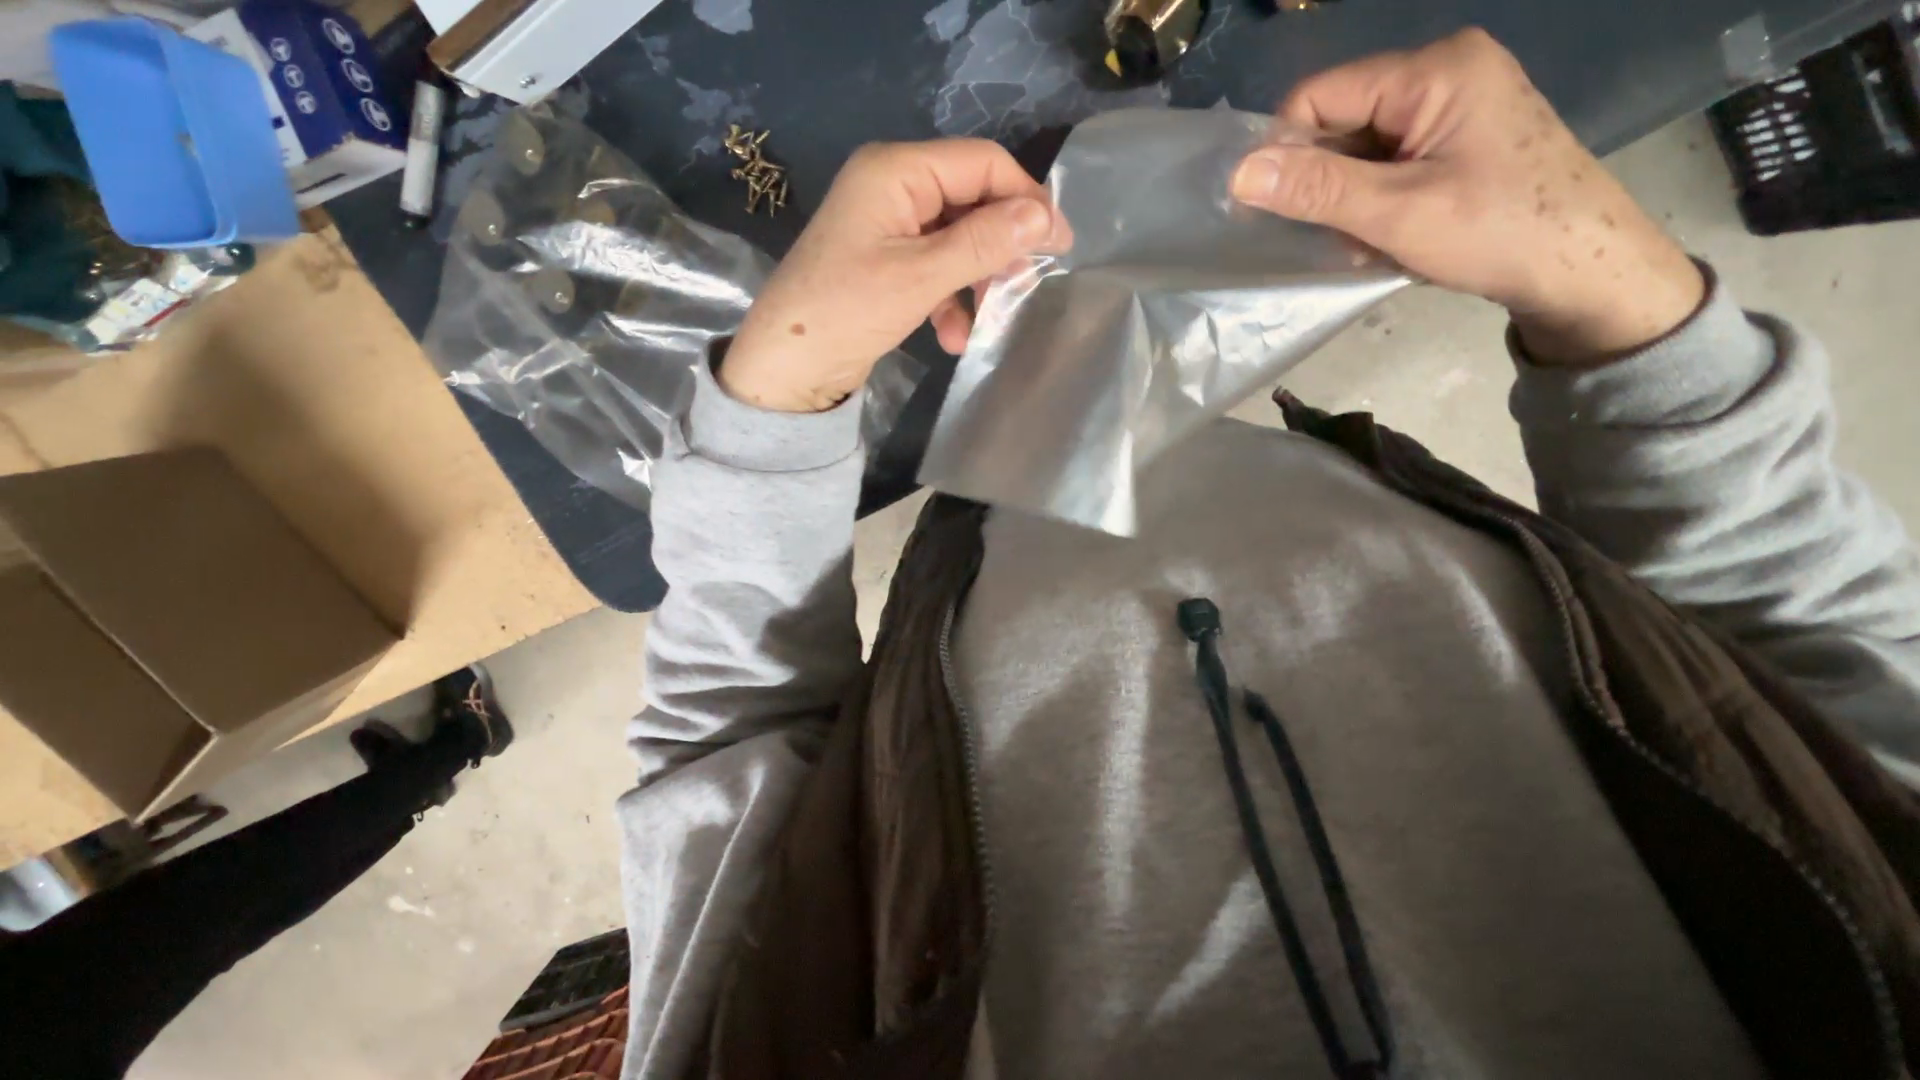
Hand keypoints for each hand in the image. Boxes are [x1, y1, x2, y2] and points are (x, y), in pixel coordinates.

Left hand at [720, 140, 1069, 411]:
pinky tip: (954, 337)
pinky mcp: (885, 261)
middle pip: (971, 199)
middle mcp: (892, 186)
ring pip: (957, 237)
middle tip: (1030, 284)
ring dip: (977, 279)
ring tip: (992, 317)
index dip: (1025, 198)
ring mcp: (888, 225)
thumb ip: (984, 243)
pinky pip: (935, 266)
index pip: (981, 163)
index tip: (1059, 244)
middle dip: (1000, 244)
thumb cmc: (846, 311)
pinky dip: (950, 298)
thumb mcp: (921, 277)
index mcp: (896, 171)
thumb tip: (1043, 217)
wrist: (785, 367)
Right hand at [1229, 28, 1704, 364]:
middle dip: (1324, 179)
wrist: (1586, 268)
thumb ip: (1316, 189)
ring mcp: (1457, 101)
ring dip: (1348, 195)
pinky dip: (1375, 197)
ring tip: (1367, 238)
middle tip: (1332, 233)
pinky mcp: (1461, 134)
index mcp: (1434, 70)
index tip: (1277, 209)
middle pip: (1340, 118)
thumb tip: (1239, 174)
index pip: (1320, 96)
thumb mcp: (1396, 213)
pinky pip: (1390, 158)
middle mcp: (1445, 70)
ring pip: (1361, 144)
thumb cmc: (1497, 233)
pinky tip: (1387, 231)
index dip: (1286, 150)